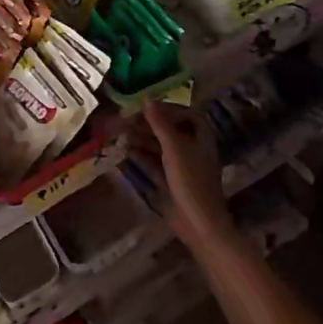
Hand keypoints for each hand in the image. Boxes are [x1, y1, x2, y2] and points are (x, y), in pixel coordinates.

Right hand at [137, 102, 233, 246]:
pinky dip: (140, 155)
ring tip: (121, 134)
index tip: (147, 108)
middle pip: (170, 129)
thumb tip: (147, 100)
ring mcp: (181, 165)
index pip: (188, 115)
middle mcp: (192, 149)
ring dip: (140, 138)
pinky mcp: (170, 180)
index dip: (169, 109)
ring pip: (159, 145)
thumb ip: (160, 125)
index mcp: (202, 139)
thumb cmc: (191, 181)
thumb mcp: (175, 149)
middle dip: (148, 124)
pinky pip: (153, 161)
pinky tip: (125, 150)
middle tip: (126, 120)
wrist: (198, 223)